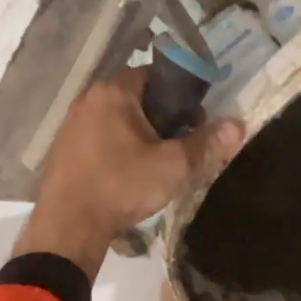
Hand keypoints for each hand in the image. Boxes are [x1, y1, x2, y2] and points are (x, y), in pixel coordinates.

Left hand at [19, 69, 243, 276]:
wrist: (69, 225)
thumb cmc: (122, 186)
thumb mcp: (172, 166)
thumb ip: (205, 143)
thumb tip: (238, 126)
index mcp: (114, 91)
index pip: (154, 75)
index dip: (180, 96)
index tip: (194, 123)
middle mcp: (88, 99)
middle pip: (134, 98)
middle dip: (158, 118)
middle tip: (176, 147)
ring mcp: (70, 125)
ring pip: (114, 121)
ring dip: (136, 135)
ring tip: (153, 164)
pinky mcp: (62, 151)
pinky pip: (97, 140)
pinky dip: (114, 150)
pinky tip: (124, 176)